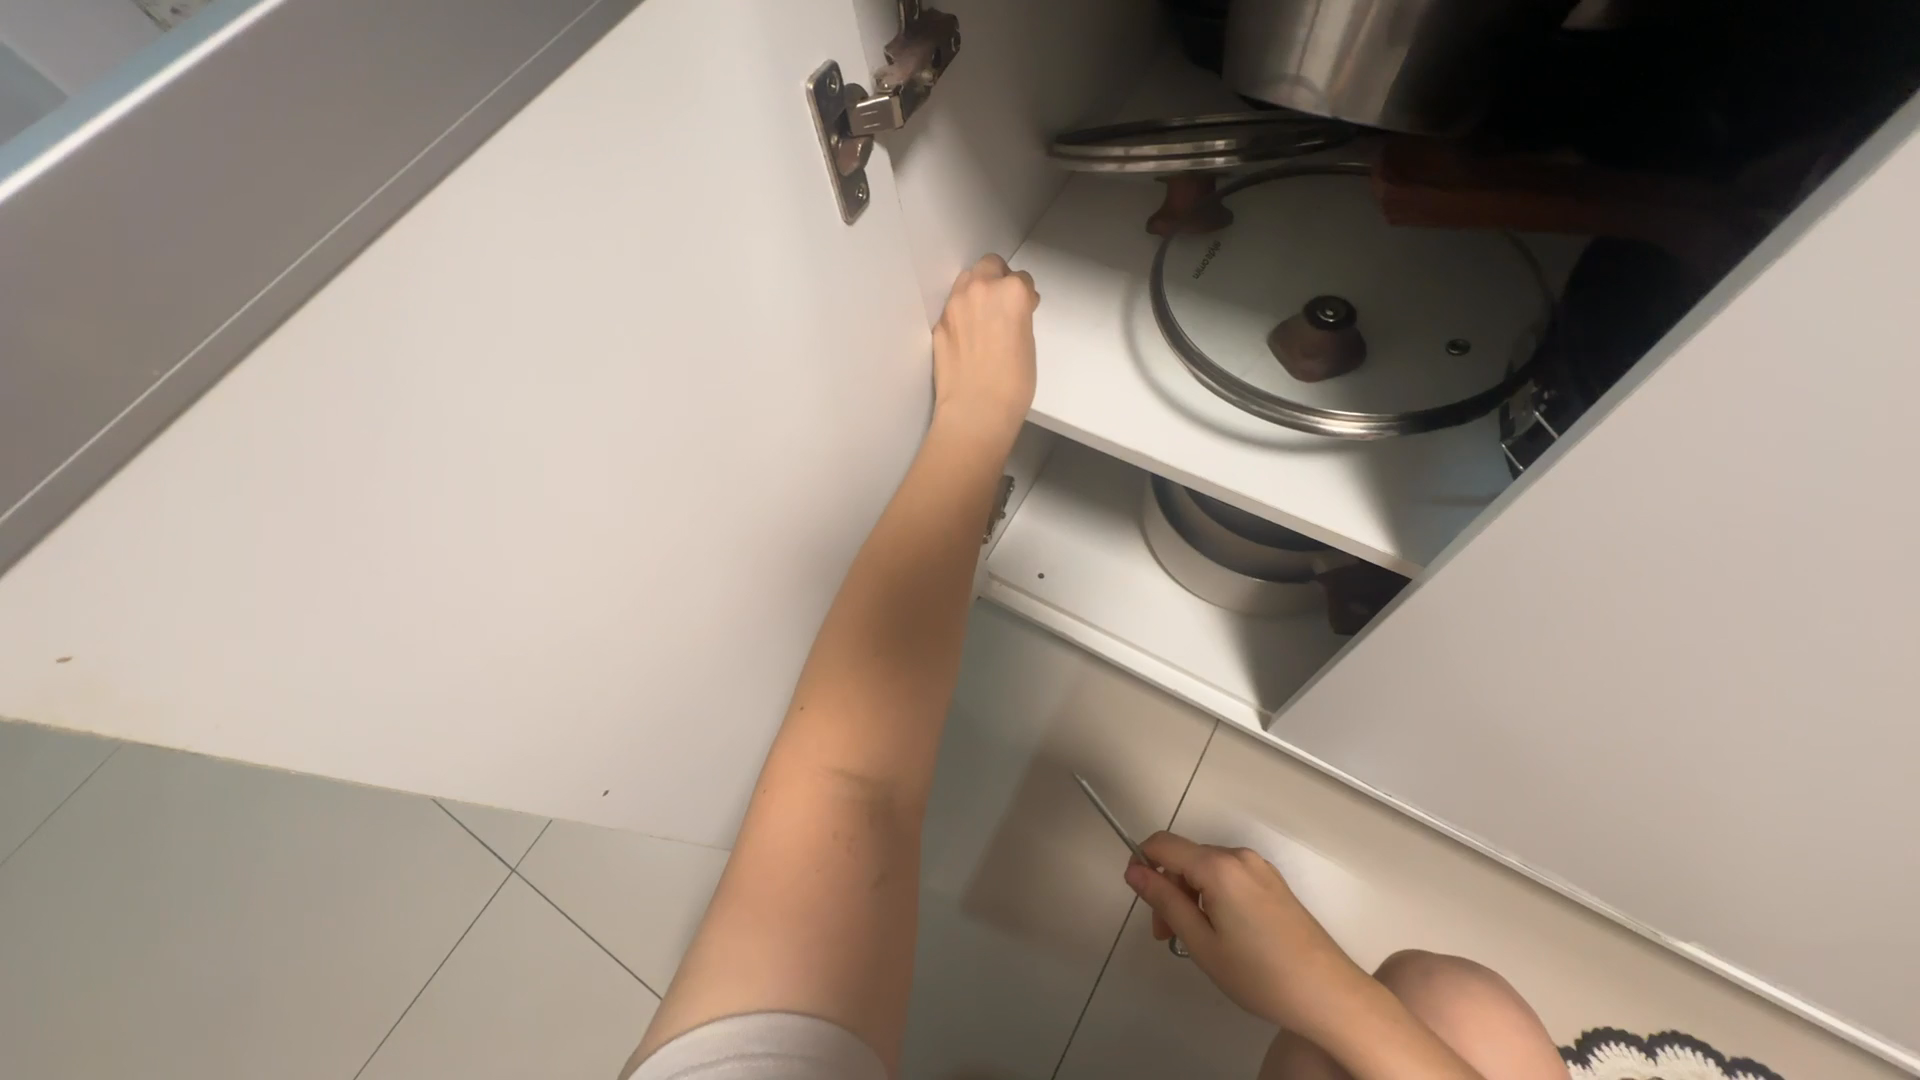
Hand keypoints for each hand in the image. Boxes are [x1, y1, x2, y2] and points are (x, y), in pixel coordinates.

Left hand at [932, 254, 1038, 441]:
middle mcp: (980, 289)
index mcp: (1011, 292)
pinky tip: (968, 338)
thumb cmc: (1012, 384)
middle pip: (990, 266)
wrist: (976, 410)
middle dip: (998, 279)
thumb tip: (1013, 312)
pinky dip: (961, 316)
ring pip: (967, 281)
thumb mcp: (1028, 342)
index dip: (1025, 295)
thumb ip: (1019, 316)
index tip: (1026, 310)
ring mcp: (955, 306)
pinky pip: (953, 309)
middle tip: (1004, 305)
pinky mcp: (939, 324)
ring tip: (984, 318)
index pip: (1022, 278)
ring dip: (977, 292)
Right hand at [1126, 832, 1368, 1035]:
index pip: (1162, 844)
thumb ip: (1164, 901)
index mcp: (1218, 866)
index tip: (1140, 898)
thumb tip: (1134, 871)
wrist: (1330, 995)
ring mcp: (1260, 868)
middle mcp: (1239, 856)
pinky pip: (1229, 877)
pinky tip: (1222, 933)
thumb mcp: (1201, 942)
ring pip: (1206, 869)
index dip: (1142, 863)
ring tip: (1195, 940)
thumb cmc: (1259, 974)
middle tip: (1167, 935)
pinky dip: (1213, 896)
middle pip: (1185, 858)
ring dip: (1190, 895)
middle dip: (1168, 889)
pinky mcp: (1273, 883)